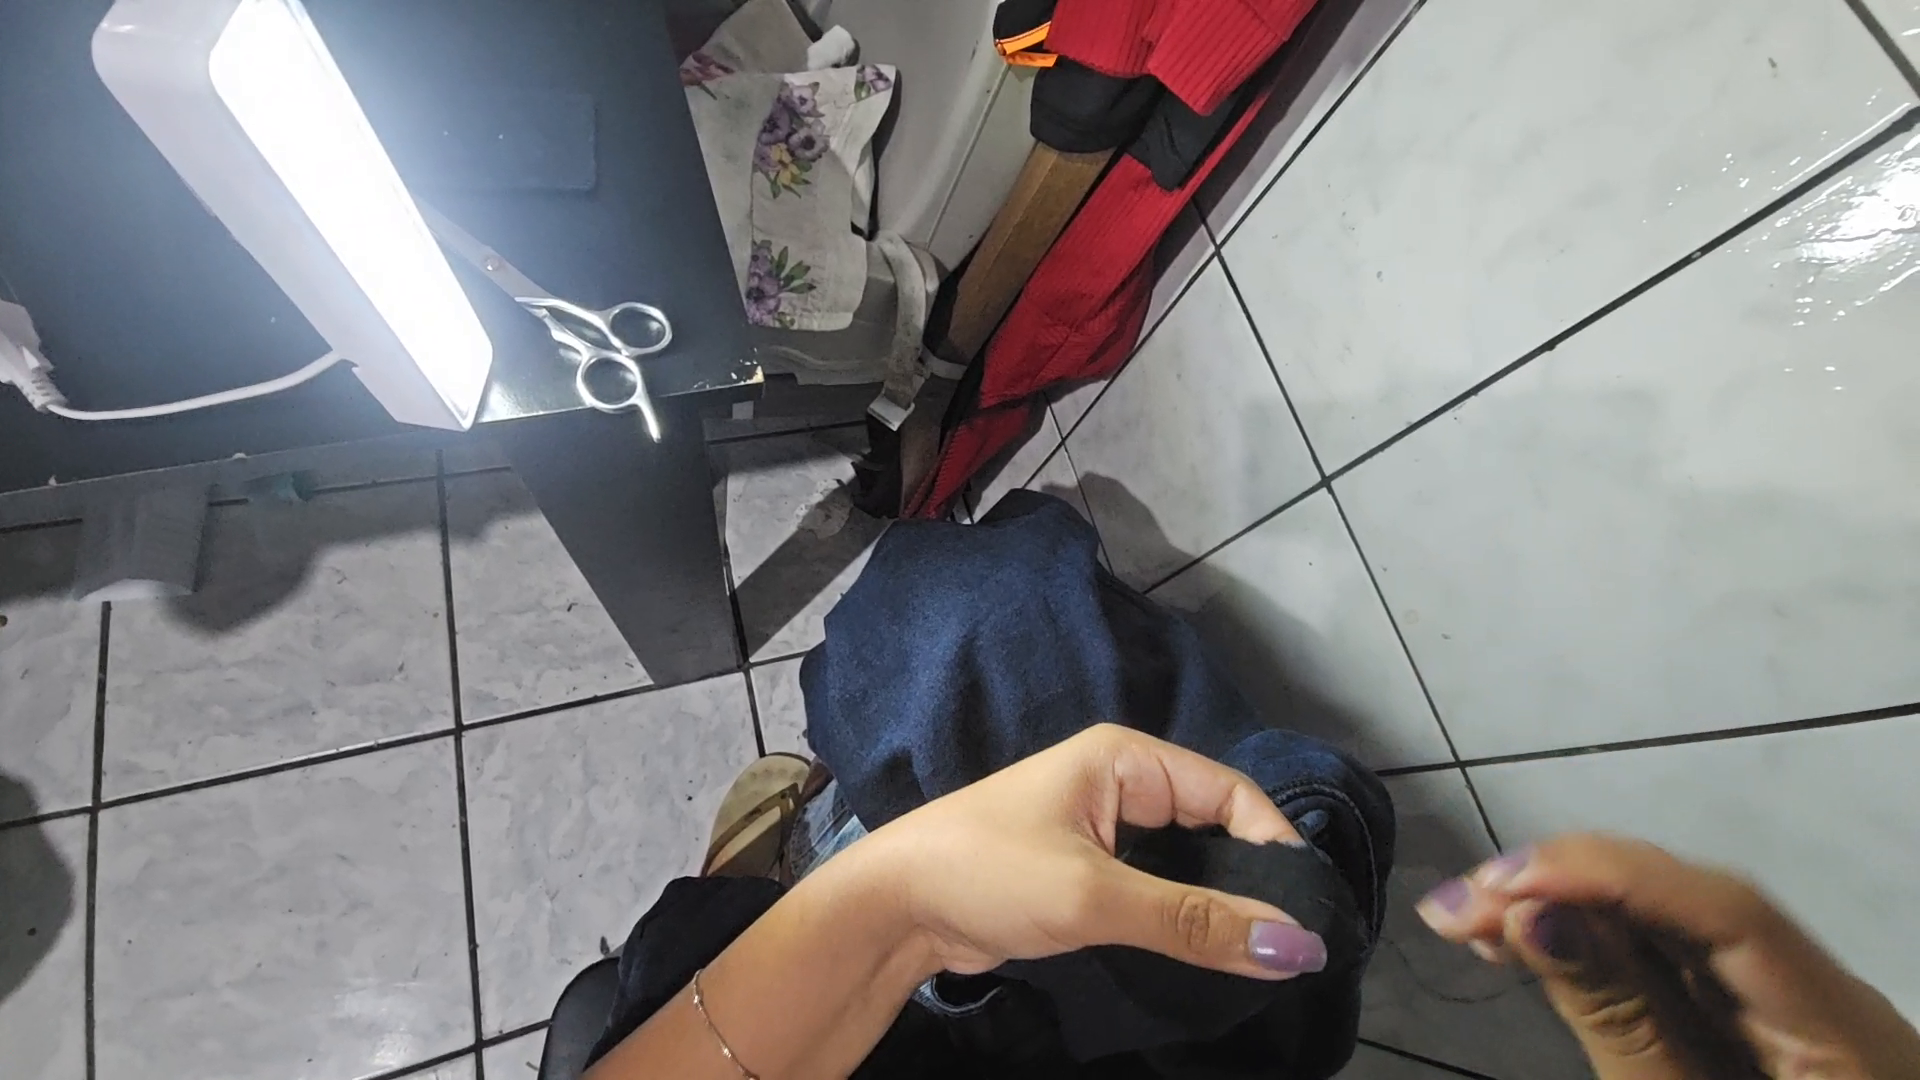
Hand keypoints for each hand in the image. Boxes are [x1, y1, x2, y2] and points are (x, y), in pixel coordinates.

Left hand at [844, 724, 1328, 979]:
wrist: (897, 902)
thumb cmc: (991, 871)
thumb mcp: (1093, 894)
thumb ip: (1192, 919)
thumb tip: (1297, 945)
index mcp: (1125, 759)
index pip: (1228, 791)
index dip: (1274, 846)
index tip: (1310, 918)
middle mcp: (1120, 783)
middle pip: (1211, 826)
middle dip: (1251, 880)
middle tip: (1293, 949)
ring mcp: (1102, 827)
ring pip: (1184, 862)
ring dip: (1217, 905)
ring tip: (1262, 962)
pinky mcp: (1087, 868)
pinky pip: (1154, 887)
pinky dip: (1181, 918)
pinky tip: (1208, 957)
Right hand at [1416, 833, 1919, 1079]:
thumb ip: (1618, 1017)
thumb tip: (1527, 910)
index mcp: (1844, 1030)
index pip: (1725, 910)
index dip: (1605, 877)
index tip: (1498, 885)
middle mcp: (1819, 987)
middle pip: (1679, 894)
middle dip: (1557, 881)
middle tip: (1455, 904)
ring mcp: (1774, 987)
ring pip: (1650, 905)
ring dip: (1549, 899)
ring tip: (1464, 915)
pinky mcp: (1729, 995)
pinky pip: (1646, 937)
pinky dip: (1572, 927)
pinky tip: (1515, 929)